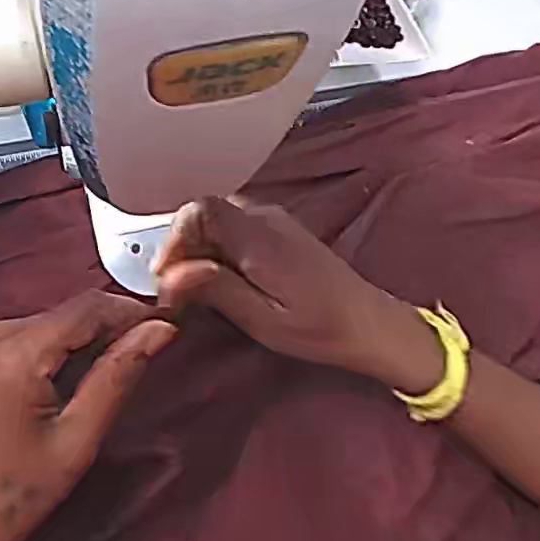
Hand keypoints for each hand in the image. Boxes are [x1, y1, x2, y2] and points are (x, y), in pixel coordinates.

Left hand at [0, 290, 177, 540]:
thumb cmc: (22, 490)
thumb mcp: (80, 437)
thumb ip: (118, 374)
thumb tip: (160, 329)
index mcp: (15, 352)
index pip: (86, 308)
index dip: (131, 311)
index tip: (167, 324)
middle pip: (72, 309)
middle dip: (114, 323)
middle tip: (151, 345)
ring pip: (59, 315)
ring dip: (93, 332)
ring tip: (123, 360)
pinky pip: (40, 327)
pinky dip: (69, 340)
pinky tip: (87, 366)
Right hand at [152, 197, 441, 392]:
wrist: (372, 324)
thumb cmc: (321, 329)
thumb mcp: (265, 321)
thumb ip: (216, 290)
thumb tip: (170, 274)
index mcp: (261, 239)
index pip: (201, 211)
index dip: (174, 238)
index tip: (167, 275)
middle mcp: (265, 217)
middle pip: (203, 212)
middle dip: (181, 246)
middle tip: (177, 288)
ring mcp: (271, 218)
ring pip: (215, 216)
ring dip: (197, 247)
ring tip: (196, 286)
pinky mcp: (275, 226)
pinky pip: (231, 223)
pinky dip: (214, 246)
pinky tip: (220, 276)